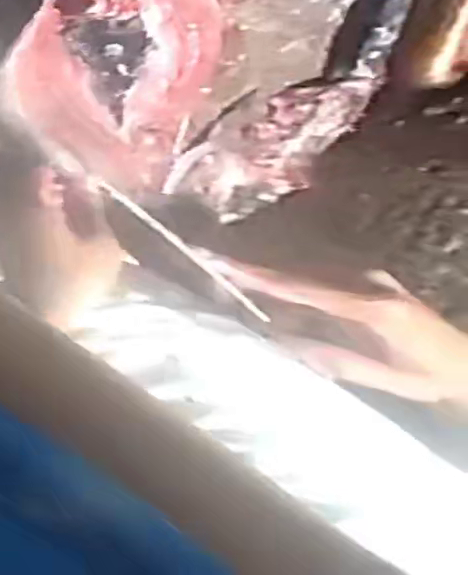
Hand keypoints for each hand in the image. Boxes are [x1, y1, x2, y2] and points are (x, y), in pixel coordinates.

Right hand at [0, 168, 124, 330]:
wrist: (35, 319)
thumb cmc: (44, 267)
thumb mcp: (39, 222)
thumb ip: (41, 193)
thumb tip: (42, 166)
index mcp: (109, 240)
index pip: (89, 199)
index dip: (64, 181)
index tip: (39, 166)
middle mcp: (104, 256)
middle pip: (74, 218)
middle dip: (48, 201)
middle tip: (20, 186)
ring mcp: (85, 276)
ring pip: (60, 234)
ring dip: (38, 218)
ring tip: (11, 206)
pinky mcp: (63, 287)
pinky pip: (49, 250)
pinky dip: (33, 236)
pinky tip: (13, 233)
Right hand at [217, 257, 467, 409]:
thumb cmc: (438, 380)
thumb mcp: (395, 381)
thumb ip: (337, 361)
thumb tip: (276, 343)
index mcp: (375, 309)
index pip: (298, 288)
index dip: (252, 275)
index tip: (211, 261)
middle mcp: (368, 283)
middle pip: (293, 274)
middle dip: (247, 272)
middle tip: (205, 263)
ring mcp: (367, 276)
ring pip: (299, 272)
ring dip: (262, 278)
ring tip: (225, 275)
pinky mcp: (364, 277)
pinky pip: (312, 276)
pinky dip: (283, 283)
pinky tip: (263, 287)